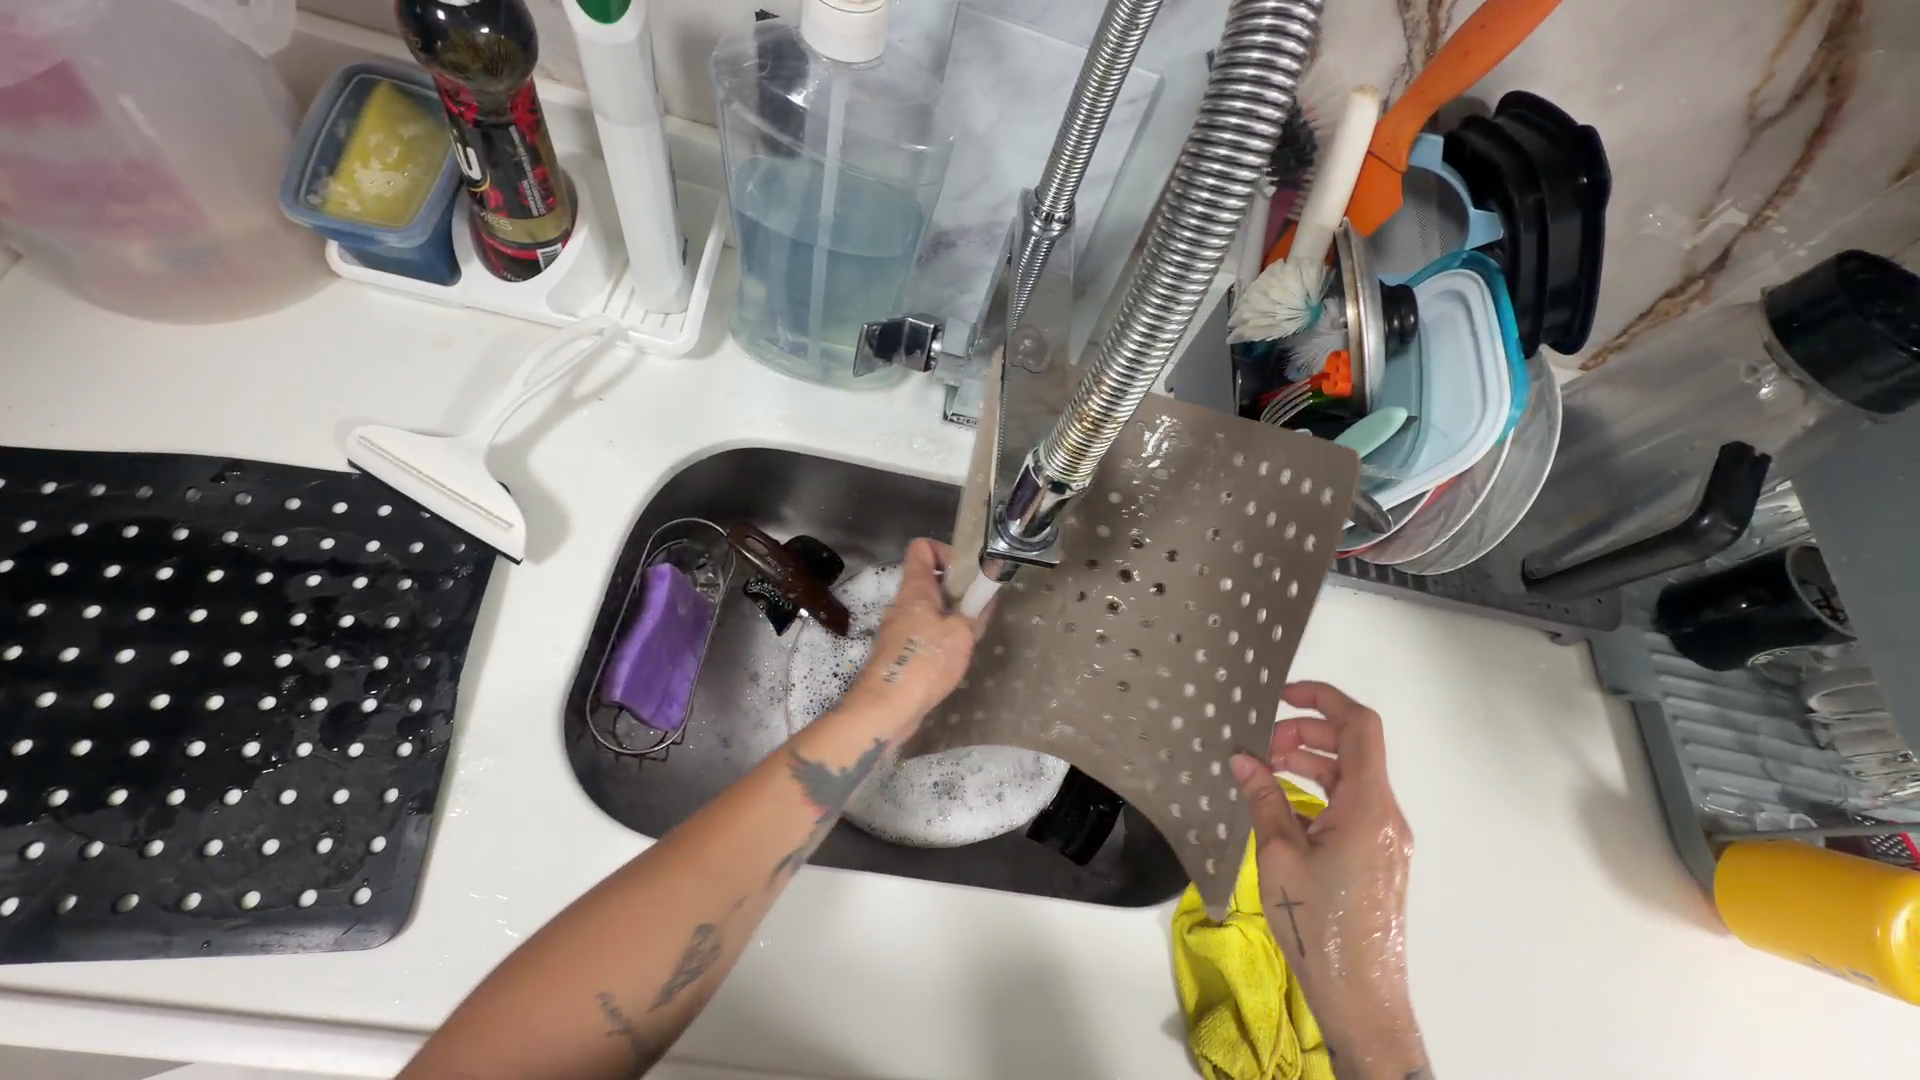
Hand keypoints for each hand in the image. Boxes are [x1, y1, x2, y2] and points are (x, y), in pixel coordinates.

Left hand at [841, 539, 989, 738]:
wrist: (886, 708)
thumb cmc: (924, 662)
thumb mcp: (961, 633)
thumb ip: (975, 612)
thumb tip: (986, 597)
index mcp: (914, 589)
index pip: (921, 548)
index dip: (945, 551)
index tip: (967, 573)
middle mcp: (902, 604)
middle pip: (928, 581)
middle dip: (956, 590)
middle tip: (978, 608)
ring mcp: (898, 630)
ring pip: (927, 610)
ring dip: (951, 617)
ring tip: (971, 635)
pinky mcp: (899, 653)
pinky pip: (923, 634)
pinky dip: (940, 638)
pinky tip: (955, 657)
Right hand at [1231, 682, 1427, 1079]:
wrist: (1361, 996)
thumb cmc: (1318, 922)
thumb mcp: (1279, 856)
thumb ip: (1263, 799)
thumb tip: (1243, 758)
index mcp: (1369, 806)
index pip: (1359, 727)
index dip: (1323, 699)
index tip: (1281, 696)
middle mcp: (1385, 815)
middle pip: (1352, 749)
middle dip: (1305, 734)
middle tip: (1260, 746)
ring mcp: (1385, 838)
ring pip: (1349, 778)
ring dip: (1308, 764)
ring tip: (1262, 772)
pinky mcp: (1376, 857)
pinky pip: (1348, 806)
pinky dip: (1315, 794)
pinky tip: (1280, 808)